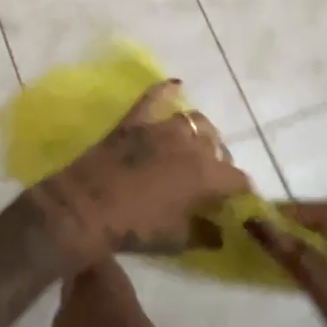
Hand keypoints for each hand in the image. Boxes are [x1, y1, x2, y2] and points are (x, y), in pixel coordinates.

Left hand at [33, 81, 250, 265]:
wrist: (87, 208)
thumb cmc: (136, 227)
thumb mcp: (177, 239)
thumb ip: (205, 233)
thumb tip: (219, 232)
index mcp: (205, 175)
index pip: (237, 179)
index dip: (239, 190)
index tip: (235, 199)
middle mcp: (189, 145)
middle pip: (216, 145)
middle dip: (219, 160)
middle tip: (210, 176)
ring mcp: (160, 128)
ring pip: (193, 120)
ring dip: (200, 132)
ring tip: (195, 145)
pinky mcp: (134, 121)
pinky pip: (154, 97)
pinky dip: (166, 90)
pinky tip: (175, 86)